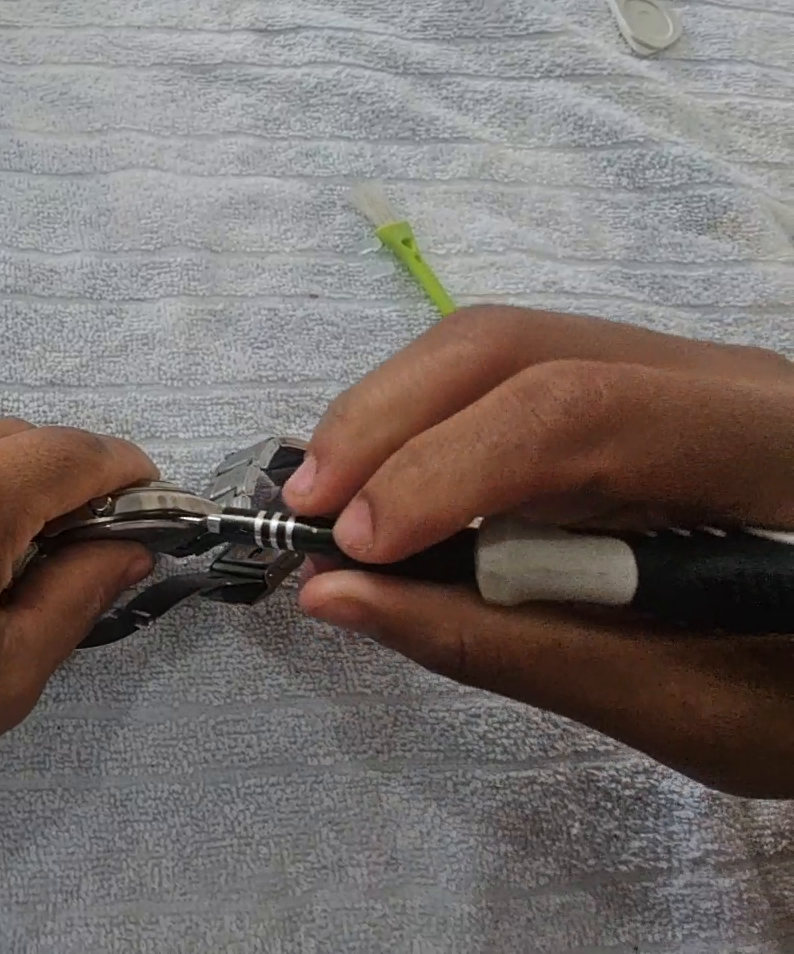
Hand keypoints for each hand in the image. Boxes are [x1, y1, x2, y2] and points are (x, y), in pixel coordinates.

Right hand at [282, 306, 793, 796]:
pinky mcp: (605, 386)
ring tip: (324, 499)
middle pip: (501, 347)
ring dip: (375, 421)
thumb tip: (328, 593)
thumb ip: (499, 645)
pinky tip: (375, 484)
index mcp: (782, 449)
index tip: (358, 551)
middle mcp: (720, 377)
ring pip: (475, 348)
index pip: (576, 413)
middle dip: (379, 424)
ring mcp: (657, 368)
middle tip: (306, 507)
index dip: (442, 472)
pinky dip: (402, 427)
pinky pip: (476, 379)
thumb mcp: (684, 706)